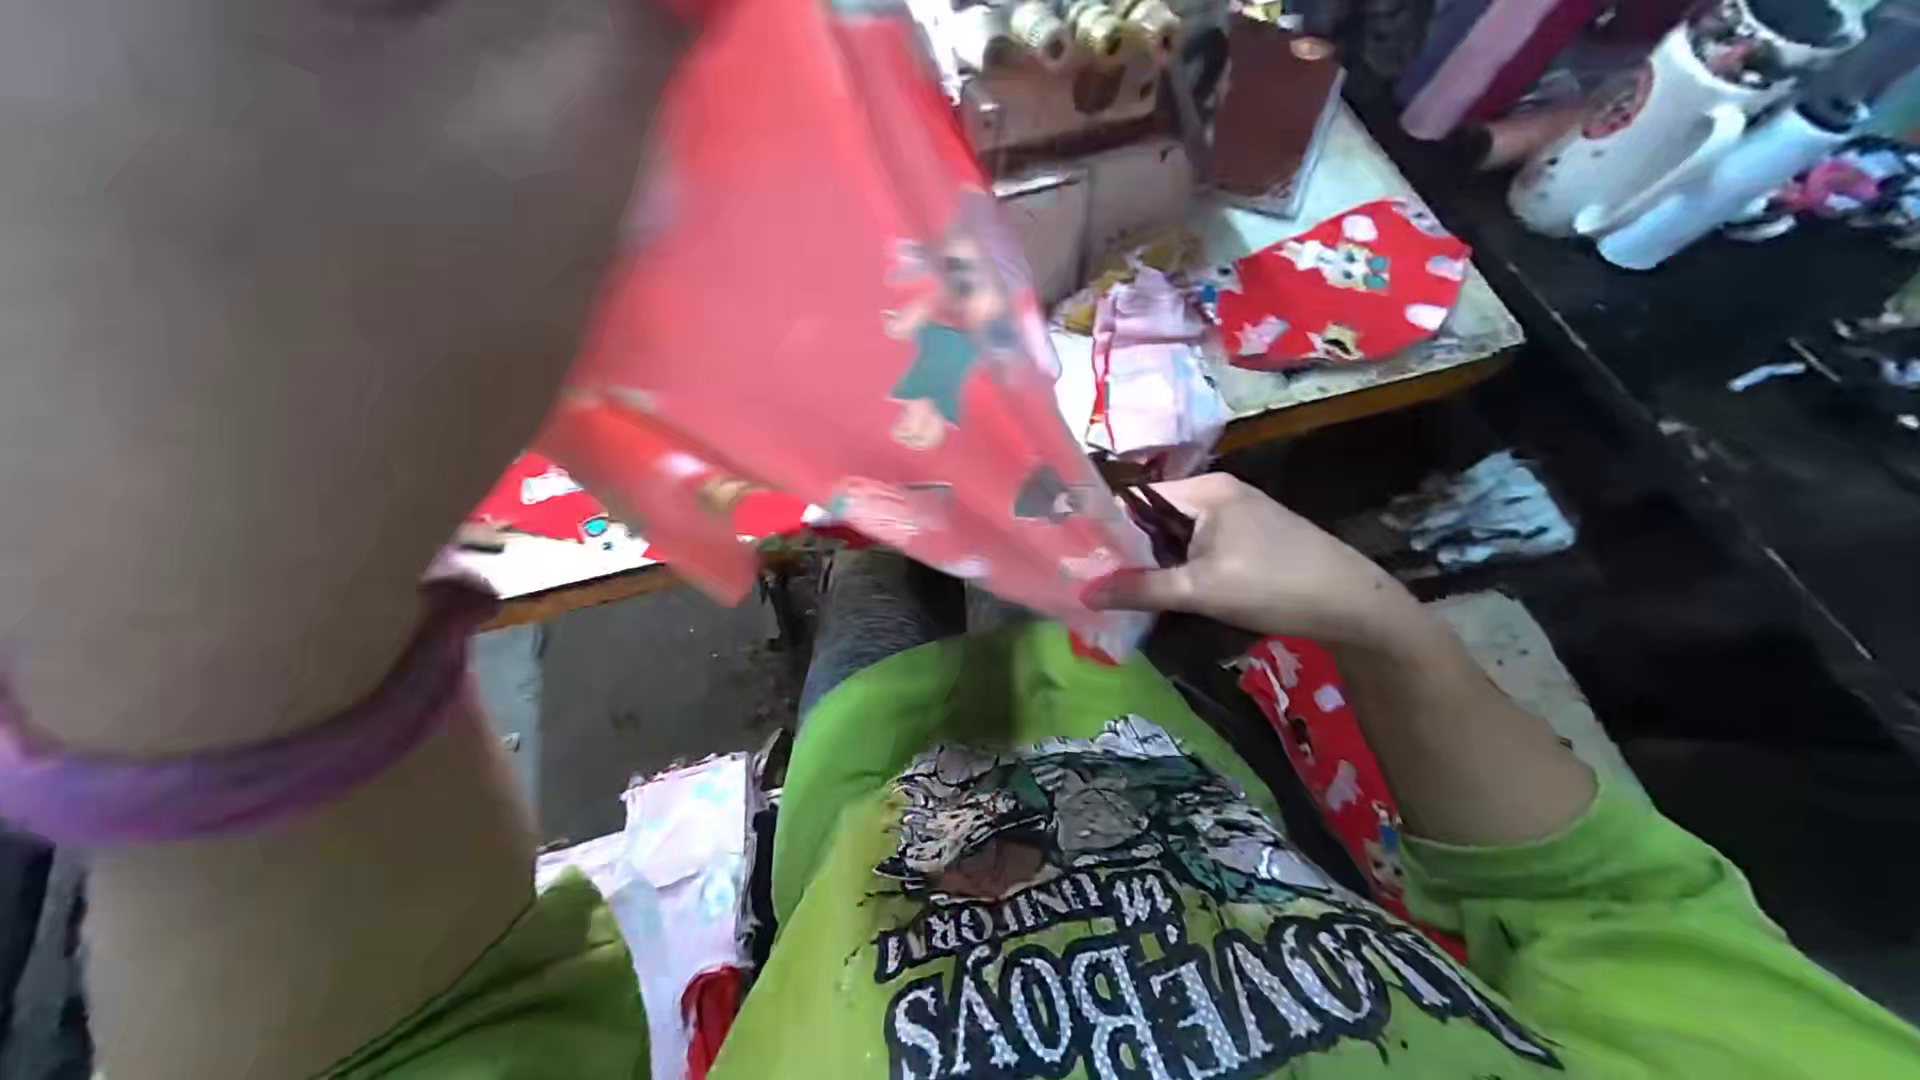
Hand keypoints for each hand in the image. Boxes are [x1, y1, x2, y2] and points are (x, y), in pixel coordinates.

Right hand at [1084, 473, 1433, 648]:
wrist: (1354, 606)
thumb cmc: (1273, 585)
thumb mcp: (1200, 589)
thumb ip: (1140, 589)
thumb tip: (1084, 594)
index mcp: (1205, 489)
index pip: (1136, 497)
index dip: (1107, 526)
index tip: (1082, 556)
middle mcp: (1218, 492)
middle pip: (1155, 516)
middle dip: (1129, 548)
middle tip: (1099, 578)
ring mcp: (1237, 514)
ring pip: (1176, 534)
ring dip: (1154, 560)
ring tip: (1125, 587)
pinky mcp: (1250, 536)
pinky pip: (1198, 544)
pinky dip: (1180, 564)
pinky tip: (1169, 588)